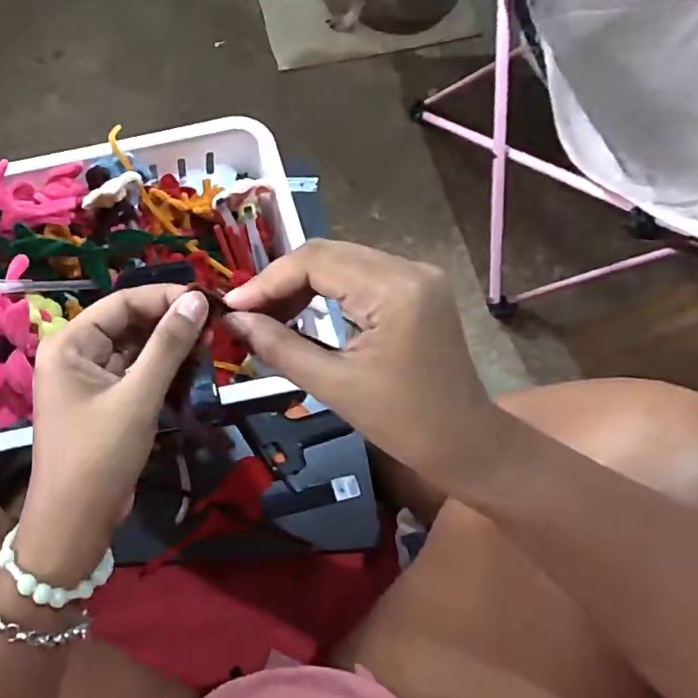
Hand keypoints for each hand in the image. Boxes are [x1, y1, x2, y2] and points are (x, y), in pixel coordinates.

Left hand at [19, 285, 208, 580]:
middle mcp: (75, 354)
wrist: (75, 522)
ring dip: (170, 347)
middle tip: (215, 326)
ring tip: (209, 346)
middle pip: (129, 323)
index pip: (122, 302)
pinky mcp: (105, 401)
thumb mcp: (138, 396)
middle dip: (170, 323)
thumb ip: (168, 345)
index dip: (164, 297)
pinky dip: (162, 370)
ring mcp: (89, 379)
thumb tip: (196, 299)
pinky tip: (193, 369)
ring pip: (136, 348)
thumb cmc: (99, 455)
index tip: (207, 299)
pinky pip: (136, 373)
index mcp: (69, 344)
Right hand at [223, 239, 497, 474]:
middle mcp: (409, 268)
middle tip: (245, 313)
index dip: (267, 280)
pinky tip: (302, 312)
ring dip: (301, 284)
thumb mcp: (334, 386)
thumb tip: (232, 321)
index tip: (231, 306)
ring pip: (342, 261)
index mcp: (394, 289)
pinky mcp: (418, 288)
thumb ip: (279, 346)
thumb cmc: (403, 423)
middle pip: (328, 254)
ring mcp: (418, 275)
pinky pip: (360, 276)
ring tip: (267, 316)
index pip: (315, 261)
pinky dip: (327, 290)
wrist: (465, 444)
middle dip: (281, 281)